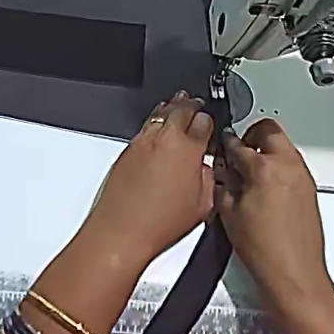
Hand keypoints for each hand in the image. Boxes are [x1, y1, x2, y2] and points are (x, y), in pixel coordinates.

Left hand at [76, 93, 215, 268]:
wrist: (121, 230)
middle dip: (192, 105)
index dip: (210, 121)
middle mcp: (163, 139)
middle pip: (181, 108)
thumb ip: (209, 179)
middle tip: (197, 103)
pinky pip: (144, 127)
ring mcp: (142, 142)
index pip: (205, 121)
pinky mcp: (126, 151)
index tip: (212, 123)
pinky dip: (154, 122)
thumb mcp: (202, 204)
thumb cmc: (158, 222)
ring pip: (159, 113)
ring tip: (178, 103)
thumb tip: (206, 170)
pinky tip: (158, 127)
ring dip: (171, 107)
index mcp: (187, 148)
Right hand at [217, 119, 333, 318]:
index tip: (221, 148)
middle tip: (238, 150)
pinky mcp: (309, 190)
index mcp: (266, 168)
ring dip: (266, 151)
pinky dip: (277, 168)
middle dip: (251, 136)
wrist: (294, 274)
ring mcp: (303, 178)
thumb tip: (223, 171)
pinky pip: (292, 166)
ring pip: (284, 146)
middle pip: (270, 130)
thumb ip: (224, 184)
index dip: (225, 146)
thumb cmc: (265, 250)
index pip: (239, 144)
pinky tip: (262, 187)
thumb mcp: (228, 212)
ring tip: (248, 171)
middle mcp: (289, 167)